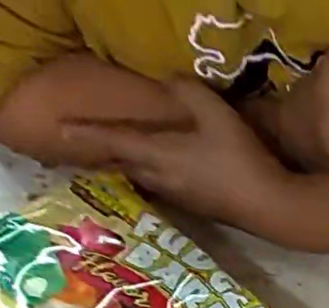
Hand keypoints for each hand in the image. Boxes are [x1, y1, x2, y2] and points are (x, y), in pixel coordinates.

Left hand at [63, 78, 291, 228]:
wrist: (271, 208)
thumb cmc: (240, 160)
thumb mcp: (214, 113)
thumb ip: (185, 90)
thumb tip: (168, 79)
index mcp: (157, 154)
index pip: (111, 140)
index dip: (84, 132)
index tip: (56, 129)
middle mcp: (161, 179)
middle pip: (122, 165)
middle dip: (102, 154)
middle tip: (85, 144)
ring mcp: (181, 198)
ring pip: (142, 178)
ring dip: (128, 167)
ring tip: (119, 155)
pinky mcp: (200, 208)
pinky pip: (164, 188)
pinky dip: (153, 176)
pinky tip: (162, 170)